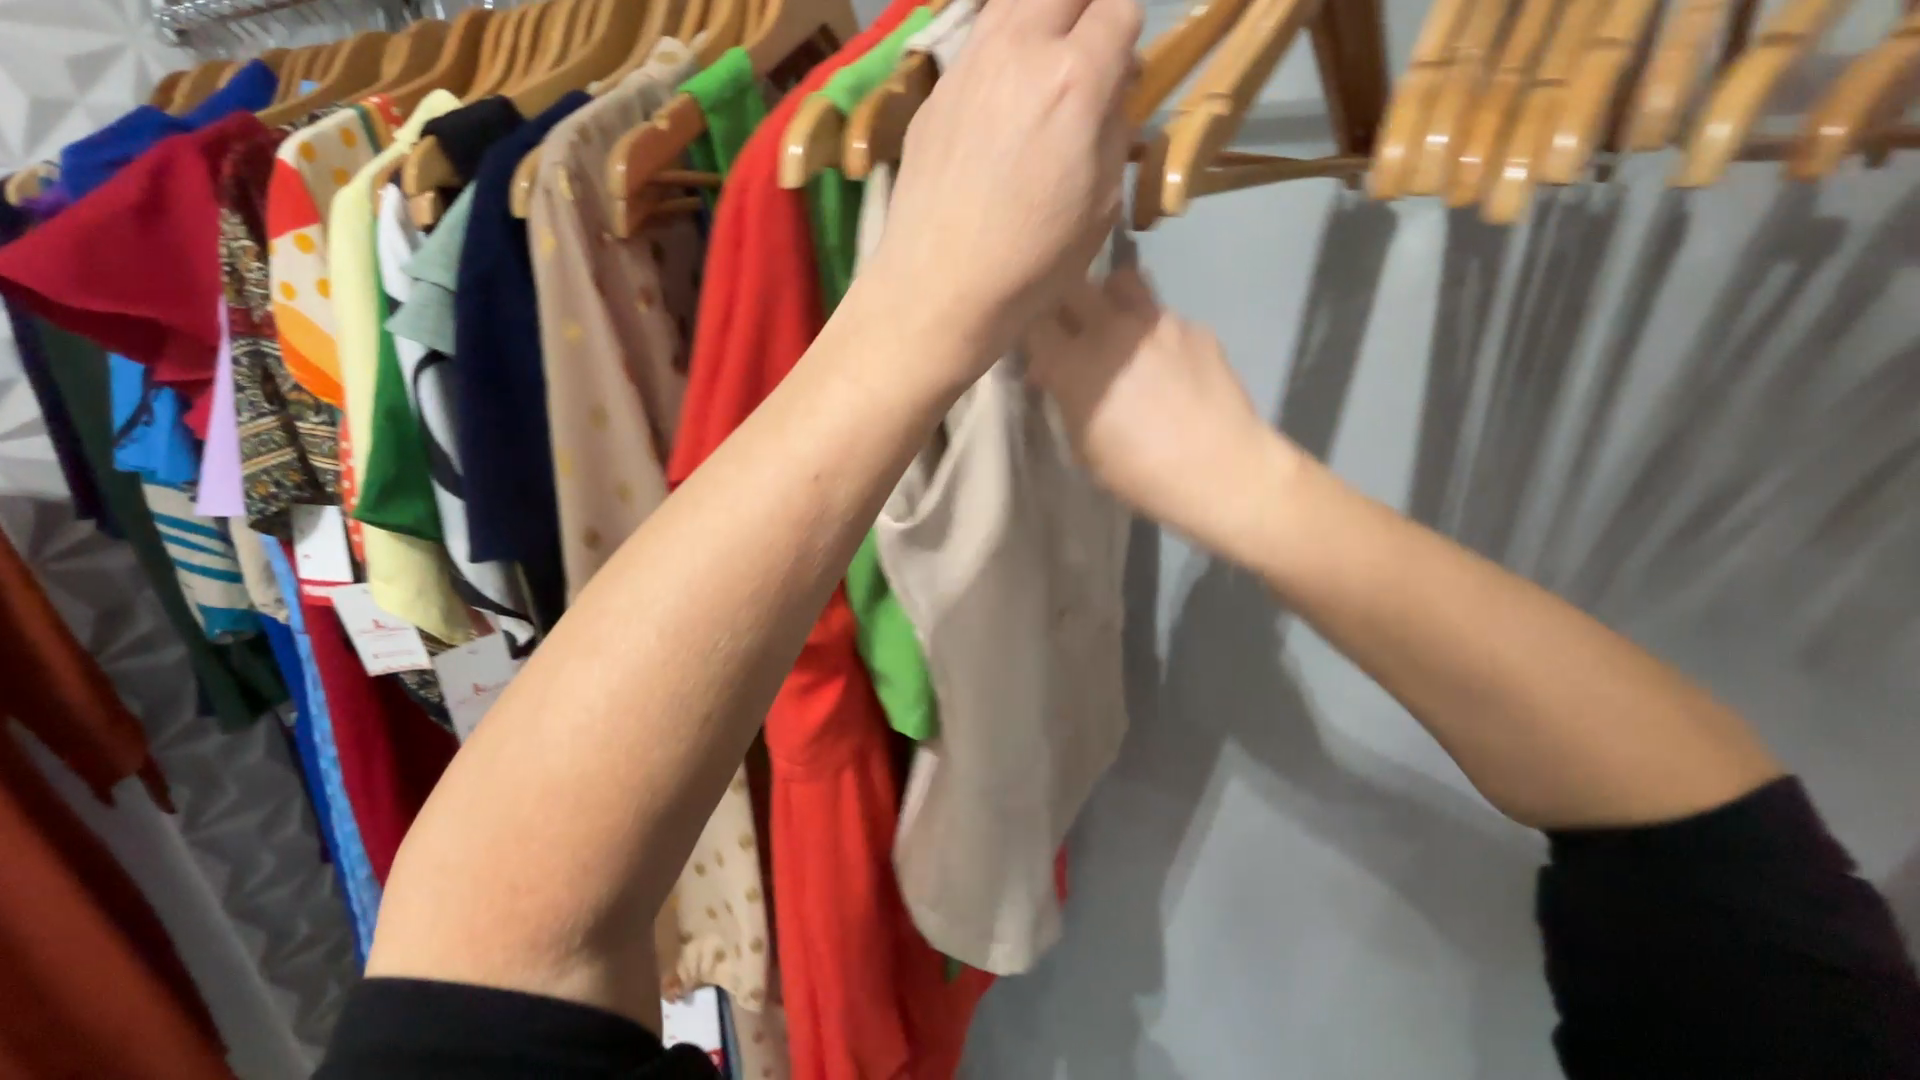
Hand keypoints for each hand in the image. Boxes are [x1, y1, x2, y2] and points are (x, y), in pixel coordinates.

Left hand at [871, 0, 1140, 363]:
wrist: (939, 287)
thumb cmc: (1034, 261)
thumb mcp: (1103, 202)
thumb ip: (1114, 127)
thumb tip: (1111, 87)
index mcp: (1074, 78)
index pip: (1119, 9)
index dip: (1128, 37)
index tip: (1122, 74)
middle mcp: (1018, 50)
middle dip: (1086, 11)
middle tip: (1088, 56)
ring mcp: (967, 66)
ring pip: (1012, 1)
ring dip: (1039, 17)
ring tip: (1043, 66)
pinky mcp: (934, 94)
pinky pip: (976, 45)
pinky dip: (999, 54)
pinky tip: (999, 104)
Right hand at [1027, 266, 1301, 553]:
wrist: (1221, 470)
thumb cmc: (1140, 473)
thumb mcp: (1083, 445)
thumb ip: (1065, 399)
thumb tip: (1056, 376)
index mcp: (1074, 364)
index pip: (1033, 322)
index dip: (1029, 333)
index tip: (1035, 350)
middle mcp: (1111, 330)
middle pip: (1072, 286)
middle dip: (1064, 305)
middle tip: (1069, 331)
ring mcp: (1157, 322)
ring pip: (1120, 282)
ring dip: (1108, 299)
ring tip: (1115, 329)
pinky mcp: (1194, 327)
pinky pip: (1161, 314)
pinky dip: (1151, 330)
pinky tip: (1164, 363)